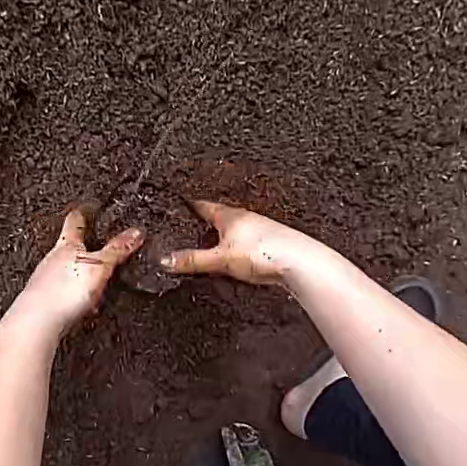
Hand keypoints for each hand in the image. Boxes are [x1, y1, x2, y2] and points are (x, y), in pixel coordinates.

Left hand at [10, 208, 142, 335]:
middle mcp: (53, 260)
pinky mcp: (46, 301)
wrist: (37, 322)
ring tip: (94, 276)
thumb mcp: (100, 266)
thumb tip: (135, 233)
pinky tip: (82, 303)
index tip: (89, 206)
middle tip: (94, 240)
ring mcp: (47, 280)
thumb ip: (117, 250)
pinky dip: (75, 293)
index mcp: (66, 246)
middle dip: (82, 243)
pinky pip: (64, 292)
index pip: (76, 221)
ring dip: (79, 271)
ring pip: (66, 270)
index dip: (84, 212)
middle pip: (69, 245)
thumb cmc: (62, 291)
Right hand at [162, 201, 322, 286]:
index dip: (191, 205)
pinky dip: (240, 250)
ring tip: (214, 246)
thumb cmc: (265, 252)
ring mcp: (260, 231)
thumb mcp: (220, 259)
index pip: (205, 205)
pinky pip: (249, 244)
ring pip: (237, 231)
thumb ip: (193, 260)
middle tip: (194, 226)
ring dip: (226, 237)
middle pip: (221, 218)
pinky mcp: (271, 245)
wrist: (300, 262)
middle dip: (208, 223)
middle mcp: (246, 219)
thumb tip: (166, 260)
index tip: (182, 203)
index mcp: (231, 215)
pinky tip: (240, 259)